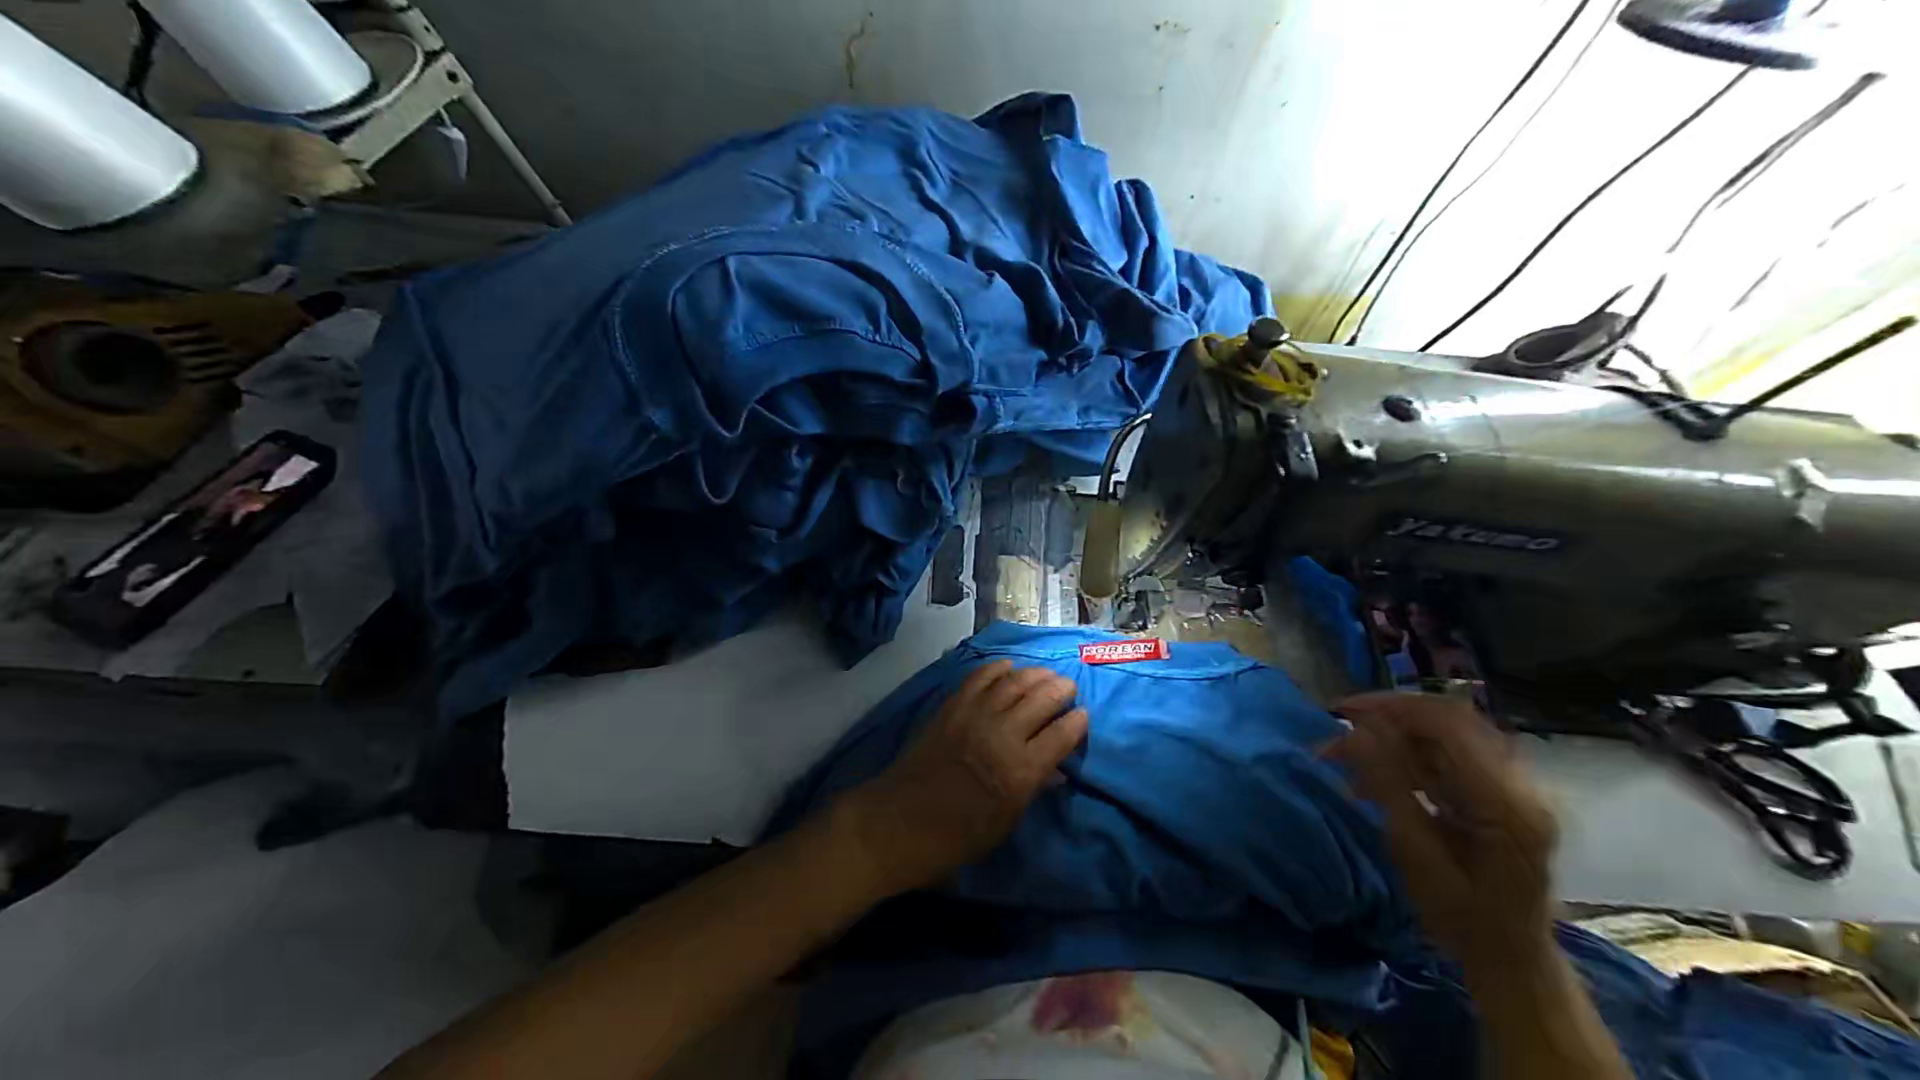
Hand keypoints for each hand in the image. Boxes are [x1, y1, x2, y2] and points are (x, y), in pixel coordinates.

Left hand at [840, 659, 1088, 894]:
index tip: (1083, 716)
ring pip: (1015, 681)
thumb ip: (1034, 789)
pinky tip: (1010, 668)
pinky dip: (999, 668)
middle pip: (1043, 698)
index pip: (1063, 734)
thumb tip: (1058, 771)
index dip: (1078, 722)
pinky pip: (981, 677)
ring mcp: (976, 714)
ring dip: (1036, 674)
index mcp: (1022, 771)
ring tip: (1046, 675)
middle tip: (1068, 688)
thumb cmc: (958, 835)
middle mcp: (1004, 735)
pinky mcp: (953, 705)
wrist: (902, 821)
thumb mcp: (1006, 822)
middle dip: (1062, 689)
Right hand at [1328, 692, 1557, 967]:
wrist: (1514, 960)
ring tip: (1354, 749)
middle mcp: (1522, 785)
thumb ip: (1388, 787)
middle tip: (1342, 722)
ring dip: (1398, 733)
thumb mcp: (1415, 856)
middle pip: (1452, 721)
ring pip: (1451, 734)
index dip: (1392, 707)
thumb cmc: (1462, 919)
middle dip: (1391, 715)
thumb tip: (1356, 732)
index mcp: (1506, 803)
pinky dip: (1414, 752)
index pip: (1449, 725)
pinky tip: (1384, 768)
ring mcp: (1518, 788)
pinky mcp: (1506, 793)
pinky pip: (1455, 754)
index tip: (1342, 710)